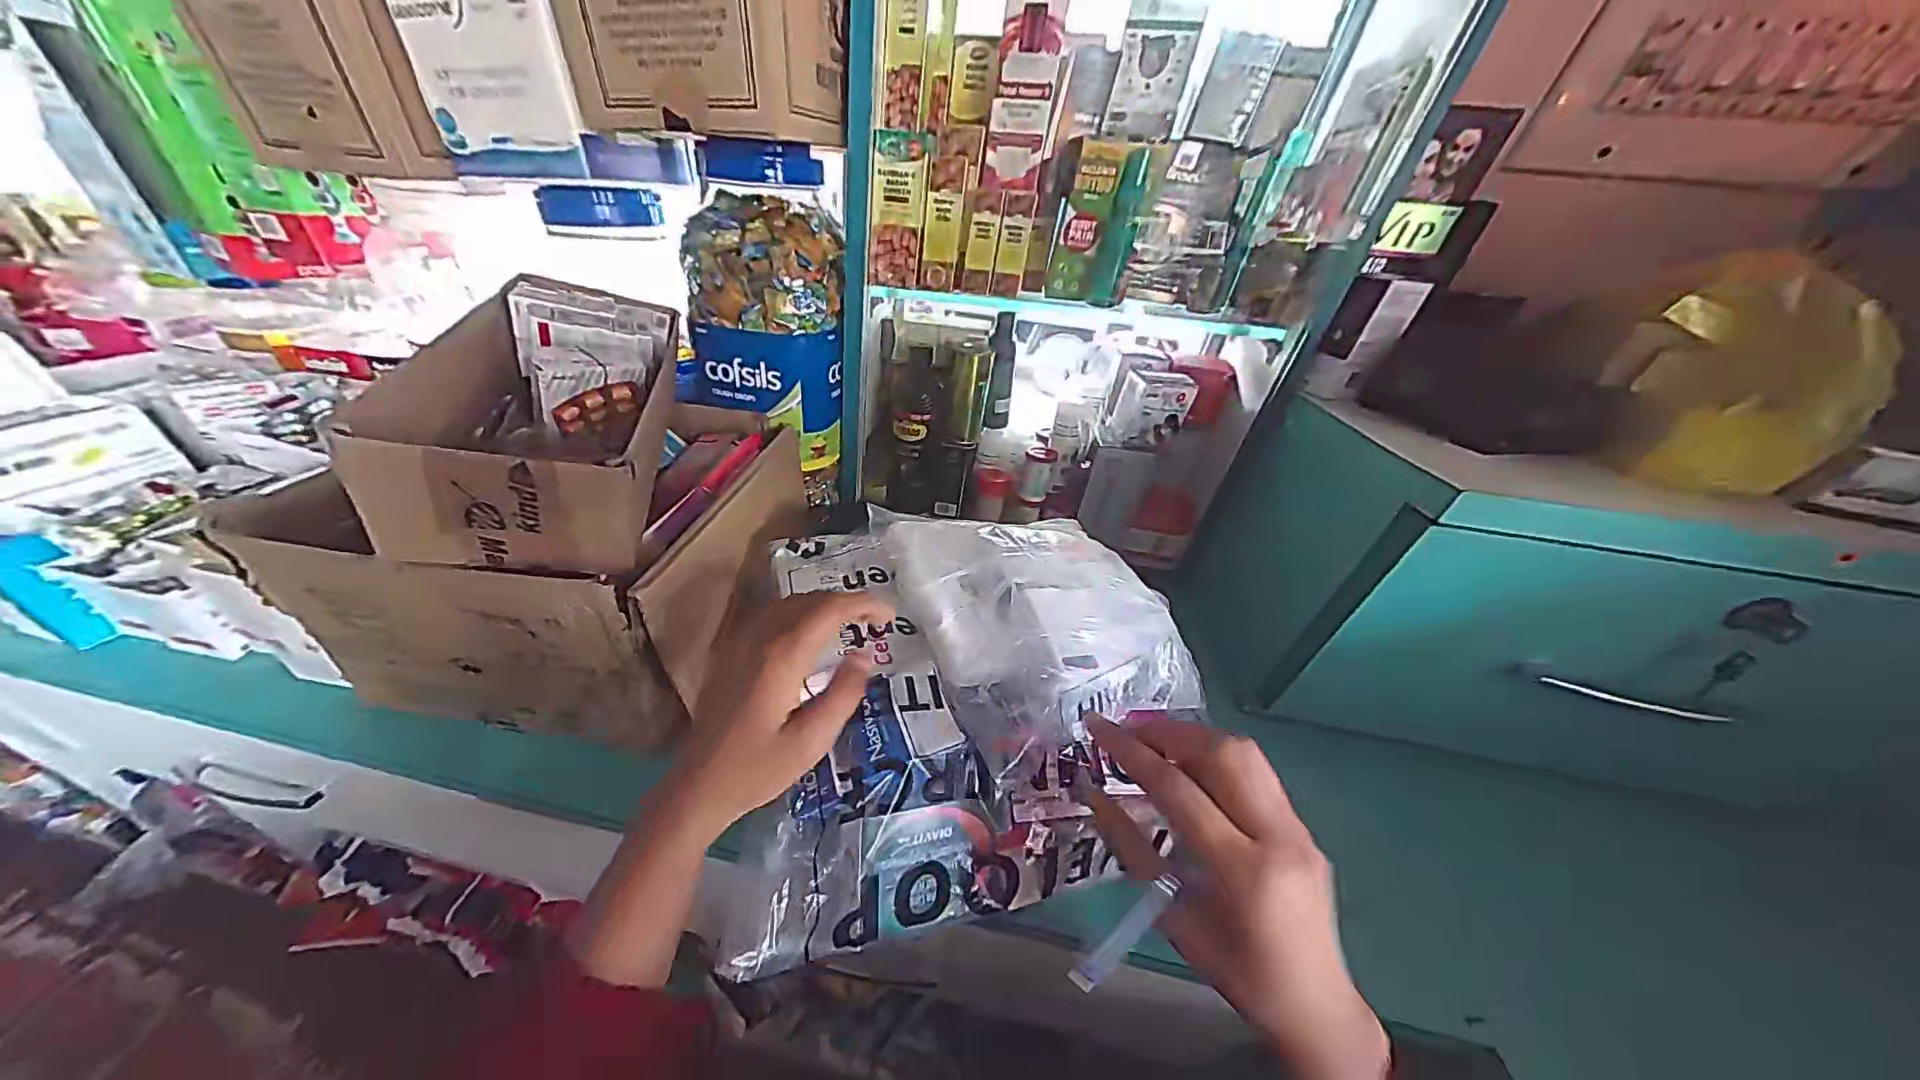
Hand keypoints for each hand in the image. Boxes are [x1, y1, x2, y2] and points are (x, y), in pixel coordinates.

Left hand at [663, 590, 894, 838]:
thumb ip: (843, 694)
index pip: (828, 609)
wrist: (699, 786)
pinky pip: (771, 614)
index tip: (889, 615)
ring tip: (851, 623)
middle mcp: (759, 638)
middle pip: (810, 600)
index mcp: (782, 657)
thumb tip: (863, 656)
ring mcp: (740, 642)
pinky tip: (810, 632)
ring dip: (824, 605)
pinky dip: (800, 612)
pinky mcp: (730, 651)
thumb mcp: (812, 742)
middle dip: (848, 602)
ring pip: (789, 602)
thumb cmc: (758, 769)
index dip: (863, 604)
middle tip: (876, 621)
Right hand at [1085, 716, 1388, 1079]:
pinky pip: (1256, 772)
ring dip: (1193, 737)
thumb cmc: (1235, 971)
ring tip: (1154, 741)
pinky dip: (1215, 756)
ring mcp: (1299, 828)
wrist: (1314, 1005)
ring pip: (1245, 753)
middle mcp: (1279, 837)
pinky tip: (1189, 767)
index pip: (1178, 790)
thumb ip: (1133, 851)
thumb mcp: (1172, 917)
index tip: (1098, 728)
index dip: (1131, 752)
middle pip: (1222, 754)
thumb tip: (1096, 797)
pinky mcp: (1304, 826)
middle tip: (1127, 731)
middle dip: (1167, 732)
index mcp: (1242, 870)